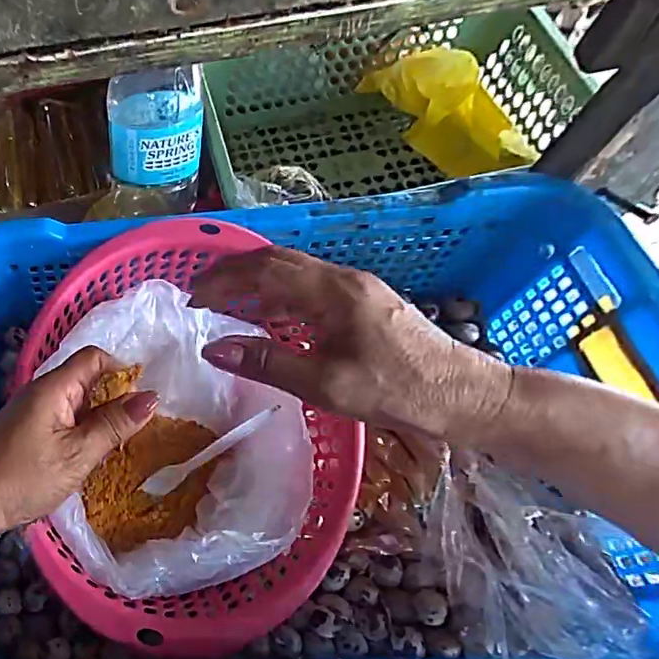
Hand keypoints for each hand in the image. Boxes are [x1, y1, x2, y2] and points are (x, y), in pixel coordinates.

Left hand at [0, 345, 157, 534]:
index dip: (122, 369)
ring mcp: (29, 410)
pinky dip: (80, 428)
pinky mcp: (24, 429)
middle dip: (113, 396)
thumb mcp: (78, 454)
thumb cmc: (26, 477)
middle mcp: (40, 391)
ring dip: (97, 416)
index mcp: (53, 388)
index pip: (93, 357)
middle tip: (136, 425)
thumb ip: (114, 425)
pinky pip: (61, 417)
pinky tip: (89, 453)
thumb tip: (151, 398)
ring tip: (118, 442)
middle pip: (84, 378)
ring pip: (74, 401)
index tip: (143, 397)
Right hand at [188, 247, 511, 441]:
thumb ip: (267, 363)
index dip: (223, 280)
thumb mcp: (325, 384)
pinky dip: (277, 293)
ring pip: (293, 271)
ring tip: (224, 302)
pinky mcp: (364, 301)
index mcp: (333, 293)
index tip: (192, 298)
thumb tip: (214, 349)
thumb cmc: (396, 391)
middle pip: (276, 261)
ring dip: (254, 281)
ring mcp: (356, 288)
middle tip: (199, 293)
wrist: (465, 396)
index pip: (264, 271)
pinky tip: (268, 315)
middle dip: (233, 273)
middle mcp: (343, 279)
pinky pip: (309, 286)